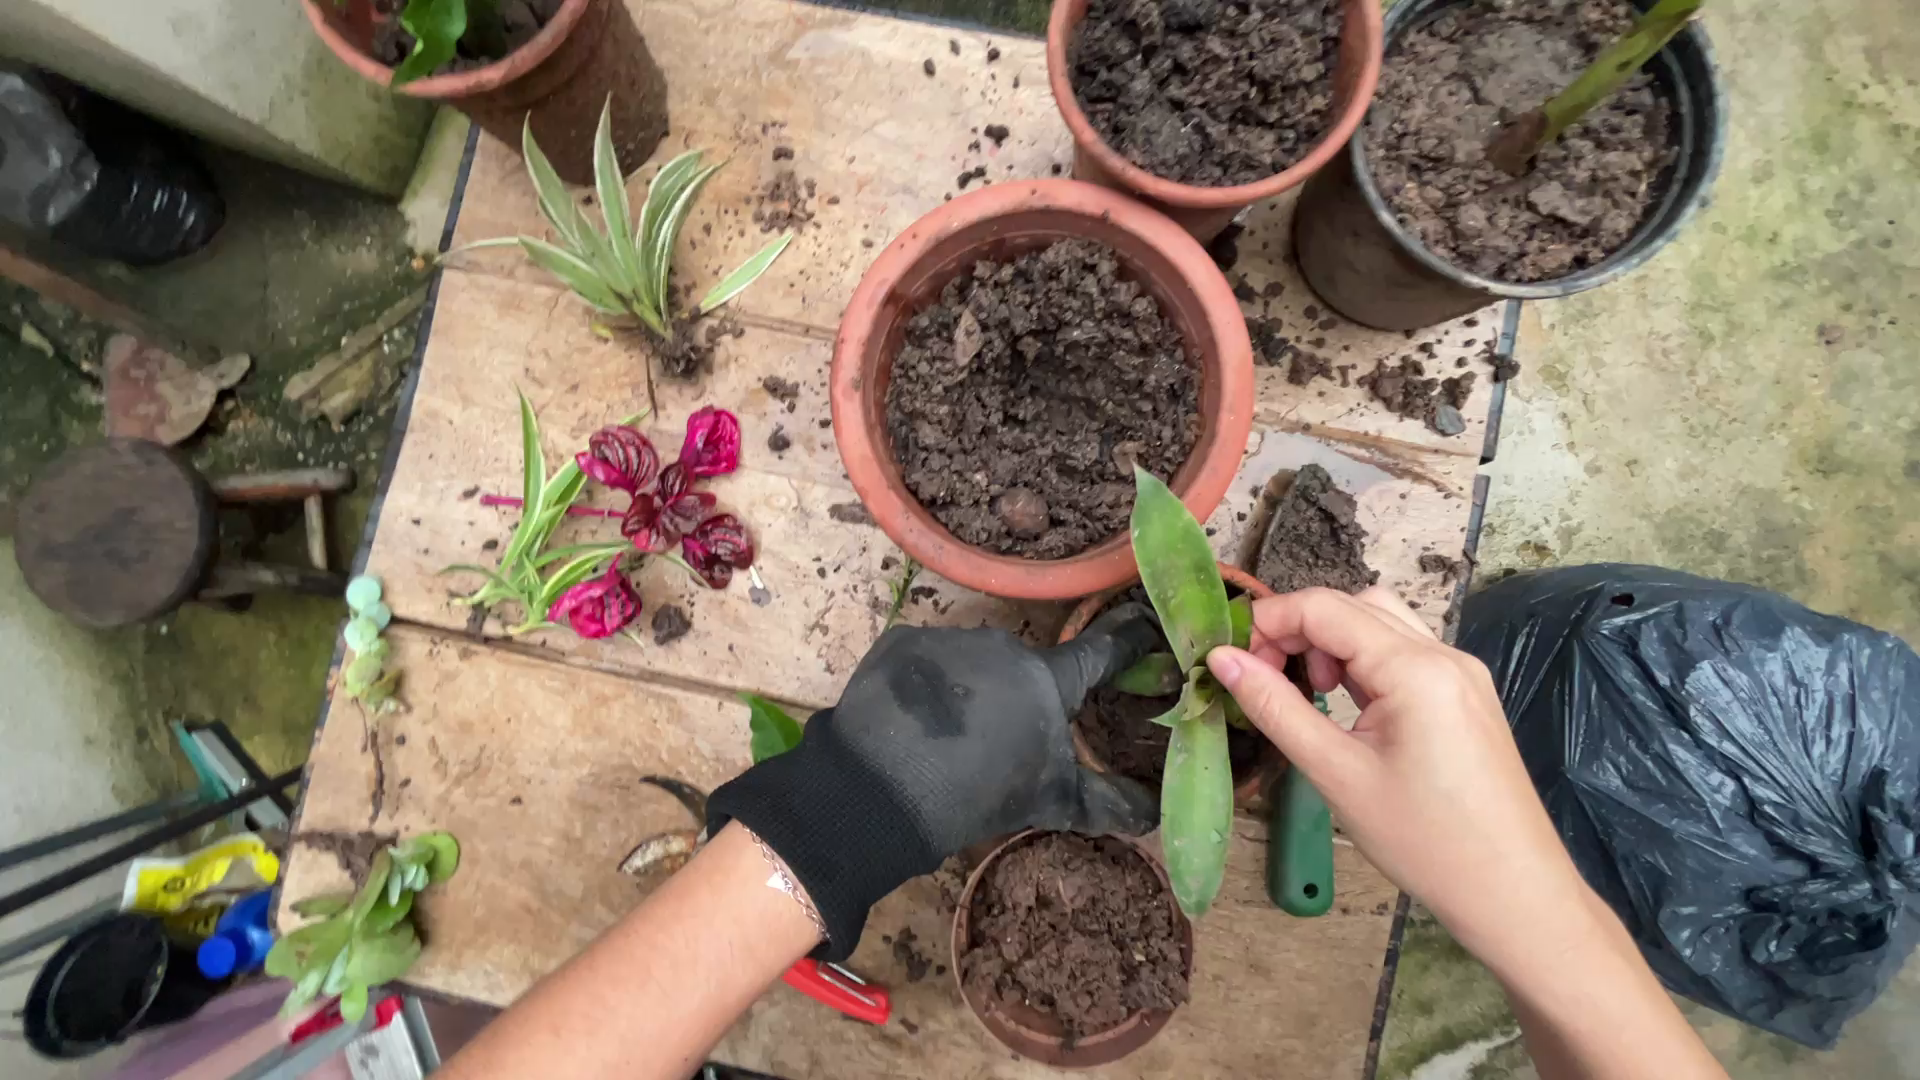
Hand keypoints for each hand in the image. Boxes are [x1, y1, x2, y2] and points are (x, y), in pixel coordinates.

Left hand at [707, 606, 1162, 958]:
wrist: (879, 791)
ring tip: (954, 736)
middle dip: (1025, 694)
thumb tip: (1158, 815)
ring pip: (976, 662)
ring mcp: (950, 637)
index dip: (1130, 635)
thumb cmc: (978, 795)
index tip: (1148, 621)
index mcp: (1047, 678)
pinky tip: (915, 721)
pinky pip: (930, 660)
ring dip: (975, 689)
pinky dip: (930, 684)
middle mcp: (1004, 644)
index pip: (1103, 648)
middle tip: (1007, 736)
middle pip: (1028, 666)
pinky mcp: (904, 641)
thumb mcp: (1050, 802)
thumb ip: (1109, 803)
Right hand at [1205, 587, 1591, 969]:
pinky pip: (1398, 649)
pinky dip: (1357, 656)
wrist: (1516, 899)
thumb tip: (1220, 657)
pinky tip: (1341, 698)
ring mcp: (1459, 671)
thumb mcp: (1333, 771)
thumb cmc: (1423, 841)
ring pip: (1376, 620)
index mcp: (1414, 669)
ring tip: (1305, 688)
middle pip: (1350, 604)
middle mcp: (1442, 655)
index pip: (1323, 608)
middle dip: (1295, 627)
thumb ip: (1273, 705)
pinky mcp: (1462, 693)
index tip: (1232, 660)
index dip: (1268, 622)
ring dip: (1327, 639)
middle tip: (1263, 675)